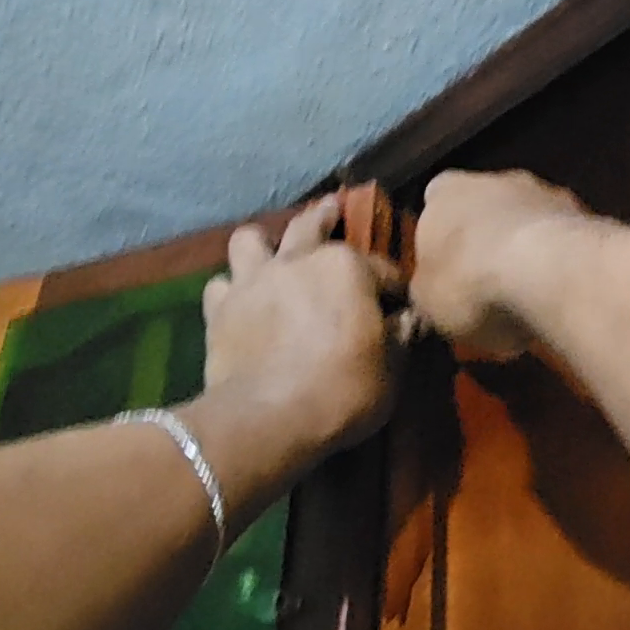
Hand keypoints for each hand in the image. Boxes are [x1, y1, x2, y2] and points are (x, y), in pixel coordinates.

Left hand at [200, 195, 395, 450]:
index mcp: (347, 268)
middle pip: (312, 227)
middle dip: (327, 217)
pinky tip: (243, 301)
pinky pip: (222, 285)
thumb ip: (401, 335)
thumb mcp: (392, 368)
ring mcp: (253, 281)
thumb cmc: (344, 390)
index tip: (401, 308)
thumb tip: (410, 318)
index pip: (383, 270)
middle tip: (333, 208)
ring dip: (264, 244)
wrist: (268, 421)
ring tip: (272, 251)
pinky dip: (234, 290)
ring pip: (251, 240)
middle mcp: (297, 260)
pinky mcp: (219, 309)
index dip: (395, 290)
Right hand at [409, 169, 591, 355]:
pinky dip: (563, 266)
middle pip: (488, 210)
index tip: (449, 274)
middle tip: (491, 291)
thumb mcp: (427, 302)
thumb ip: (428, 290)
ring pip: (531, 224)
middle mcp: (496, 180)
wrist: (548, 272)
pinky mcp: (587, 216)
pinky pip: (566, 244)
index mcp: (445, 192)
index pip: (435, 203)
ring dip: (531, 254)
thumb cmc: (471, 283)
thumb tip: (431, 294)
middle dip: (489, 245)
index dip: (441, 240)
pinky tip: (561, 299)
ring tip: (531, 302)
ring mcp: (547, 193)